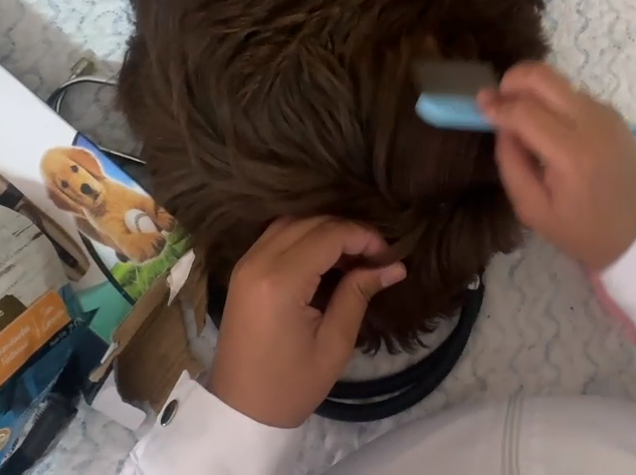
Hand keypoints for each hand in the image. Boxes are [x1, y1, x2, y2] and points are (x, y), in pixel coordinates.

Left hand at [209, 216, 406, 427]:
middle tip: (375, 255)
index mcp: (280, 282)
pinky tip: (324, 256)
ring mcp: (246, 263)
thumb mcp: (334, 344)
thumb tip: (395, 265)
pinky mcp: (242, 270)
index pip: (329, 235)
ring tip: (352, 255)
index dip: (363, 236)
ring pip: (293, 221)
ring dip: (325, 230)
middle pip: (312, 222)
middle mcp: (259, 261)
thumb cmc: (290, 386)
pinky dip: (304, 235)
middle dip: (347, 231)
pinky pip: (277, 234)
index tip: (388, 255)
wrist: (240, 413)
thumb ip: (359, 294)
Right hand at [479, 62, 635, 271]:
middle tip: (499, 100)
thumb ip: (510, 163)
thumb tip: (500, 125)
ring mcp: (606, 114)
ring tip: (523, 119)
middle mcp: (591, 123)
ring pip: (557, 81)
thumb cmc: (584, 230)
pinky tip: (550, 129)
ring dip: (533, 91)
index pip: (524, 110)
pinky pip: (573, 94)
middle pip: (543, 76)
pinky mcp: (613, 114)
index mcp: (571, 154)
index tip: (479, 105)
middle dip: (513, 80)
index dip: (497, 105)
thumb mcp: (533, 210)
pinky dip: (553, 101)